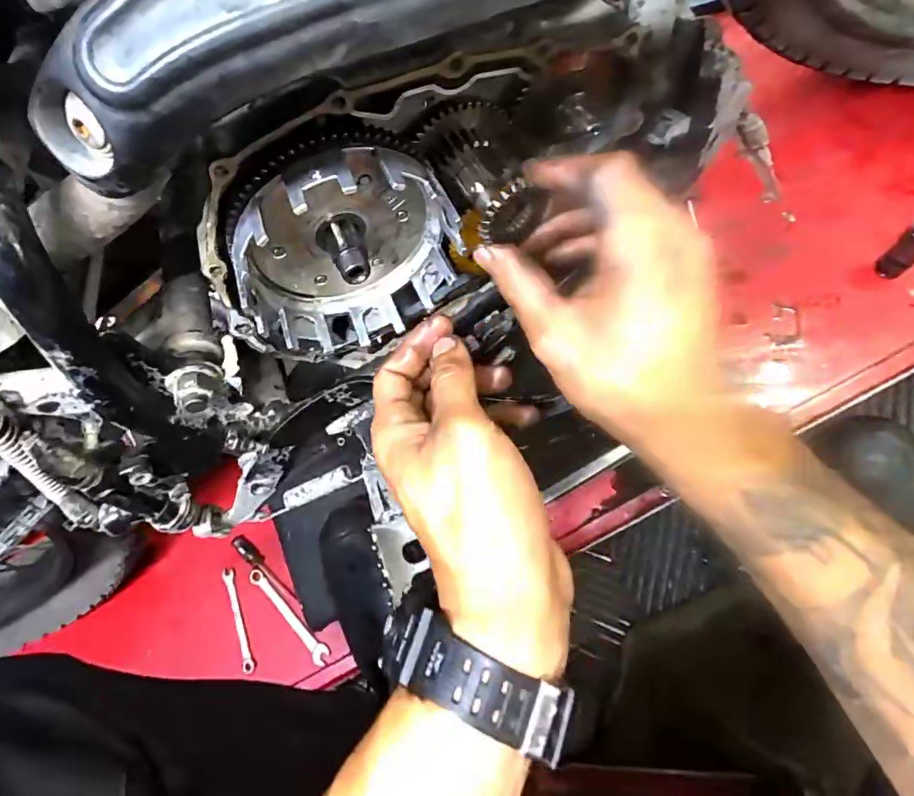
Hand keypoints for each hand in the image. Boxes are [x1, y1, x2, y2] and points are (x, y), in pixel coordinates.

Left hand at [371, 315, 570, 679]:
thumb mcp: (463, 431)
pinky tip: (522, 413)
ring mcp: (445, 464)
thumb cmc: (479, 522)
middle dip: (450, 363)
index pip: (391, 374)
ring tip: (504, 379)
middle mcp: (414, 449)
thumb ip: (451, 382)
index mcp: (396, 436)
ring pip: (454, 407)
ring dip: (478, 386)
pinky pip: (479, 432)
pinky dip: (498, 415)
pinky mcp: (475, 477)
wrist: (513, 588)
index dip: (415, 345)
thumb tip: (446, 347)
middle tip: (476, 349)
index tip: (441, 325)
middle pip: (423, 387)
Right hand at [476, 153, 732, 452]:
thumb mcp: (555, 331)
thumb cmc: (620, 377)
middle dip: (566, 200)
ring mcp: (685, 249)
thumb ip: (519, 282)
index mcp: (641, 241)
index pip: (608, 172)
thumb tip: (488, 252)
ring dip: (582, 222)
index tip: (528, 183)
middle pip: (617, 188)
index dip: (564, 170)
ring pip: (629, 209)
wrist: (686, 418)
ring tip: (540, 251)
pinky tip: (571, 267)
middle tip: (528, 222)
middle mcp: (672, 234)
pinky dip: (604, 238)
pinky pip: (642, 231)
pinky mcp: (687, 267)